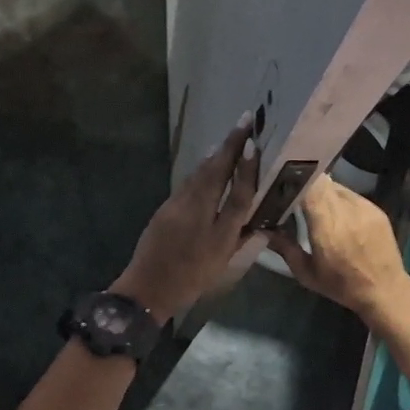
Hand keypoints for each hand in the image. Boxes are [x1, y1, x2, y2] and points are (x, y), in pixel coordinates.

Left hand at [111, 115, 260, 320]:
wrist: (148, 288)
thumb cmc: (190, 282)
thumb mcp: (222, 265)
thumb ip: (241, 241)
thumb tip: (262, 224)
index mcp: (219, 235)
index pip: (238, 196)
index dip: (247, 170)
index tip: (253, 145)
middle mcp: (200, 216)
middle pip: (217, 174)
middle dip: (231, 146)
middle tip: (245, 121)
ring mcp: (179, 208)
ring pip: (200, 174)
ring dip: (217, 153)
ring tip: (232, 135)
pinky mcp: (165, 207)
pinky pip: (188, 183)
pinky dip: (201, 169)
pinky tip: (209, 160)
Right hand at [268, 175, 409, 318]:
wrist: (385, 290)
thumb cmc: (341, 286)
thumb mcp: (306, 273)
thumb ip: (284, 248)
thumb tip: (263, 229)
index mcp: (326, 226)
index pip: (309, 187)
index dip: (293, 181)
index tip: (280, 185)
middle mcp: (346, 210)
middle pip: (321, 181)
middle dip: (305, 184)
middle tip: (292, 192)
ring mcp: (363, 207)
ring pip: (336, 185)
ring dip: (322, 191)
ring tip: (313, 203)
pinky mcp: (376, 208)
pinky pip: (351, 194)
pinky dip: (339, 198)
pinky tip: (335, 212)